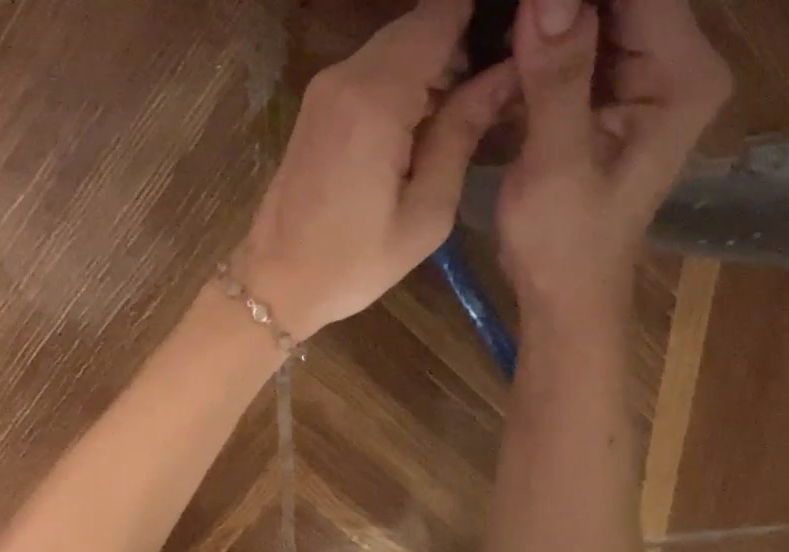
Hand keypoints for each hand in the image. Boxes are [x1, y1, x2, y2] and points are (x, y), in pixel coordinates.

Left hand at [239, 0, 517, 340]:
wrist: (275, 286)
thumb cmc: (353, 263)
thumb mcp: (426, 212)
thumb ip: (463, 132)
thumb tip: (507, 73)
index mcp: (376, 98)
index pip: (442, 14)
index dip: (480, 21)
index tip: (513, 47)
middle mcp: (345, 77)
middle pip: (419, 26)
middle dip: (462, 43)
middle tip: (497, 88)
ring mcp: (324, 89)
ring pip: (396, 47)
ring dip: (434, 64)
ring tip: (470, 108)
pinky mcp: (315, 107)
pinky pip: (372, 72)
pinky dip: (405, 82)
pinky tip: (429, 122)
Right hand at [497, 0, 730, 314]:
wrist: (563, 296)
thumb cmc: (565, 244)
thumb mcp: (557, 163)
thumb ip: (558, 76)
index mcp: (681, 76)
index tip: (519, 1)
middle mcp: (673, 64)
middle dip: (556, 5)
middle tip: (496, 13)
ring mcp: (640, 80)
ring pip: (591, 17)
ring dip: (543, 21)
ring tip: (495, 22)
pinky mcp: (606, 97)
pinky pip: (574, 47)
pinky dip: (537, 44)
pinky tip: (501, 51)